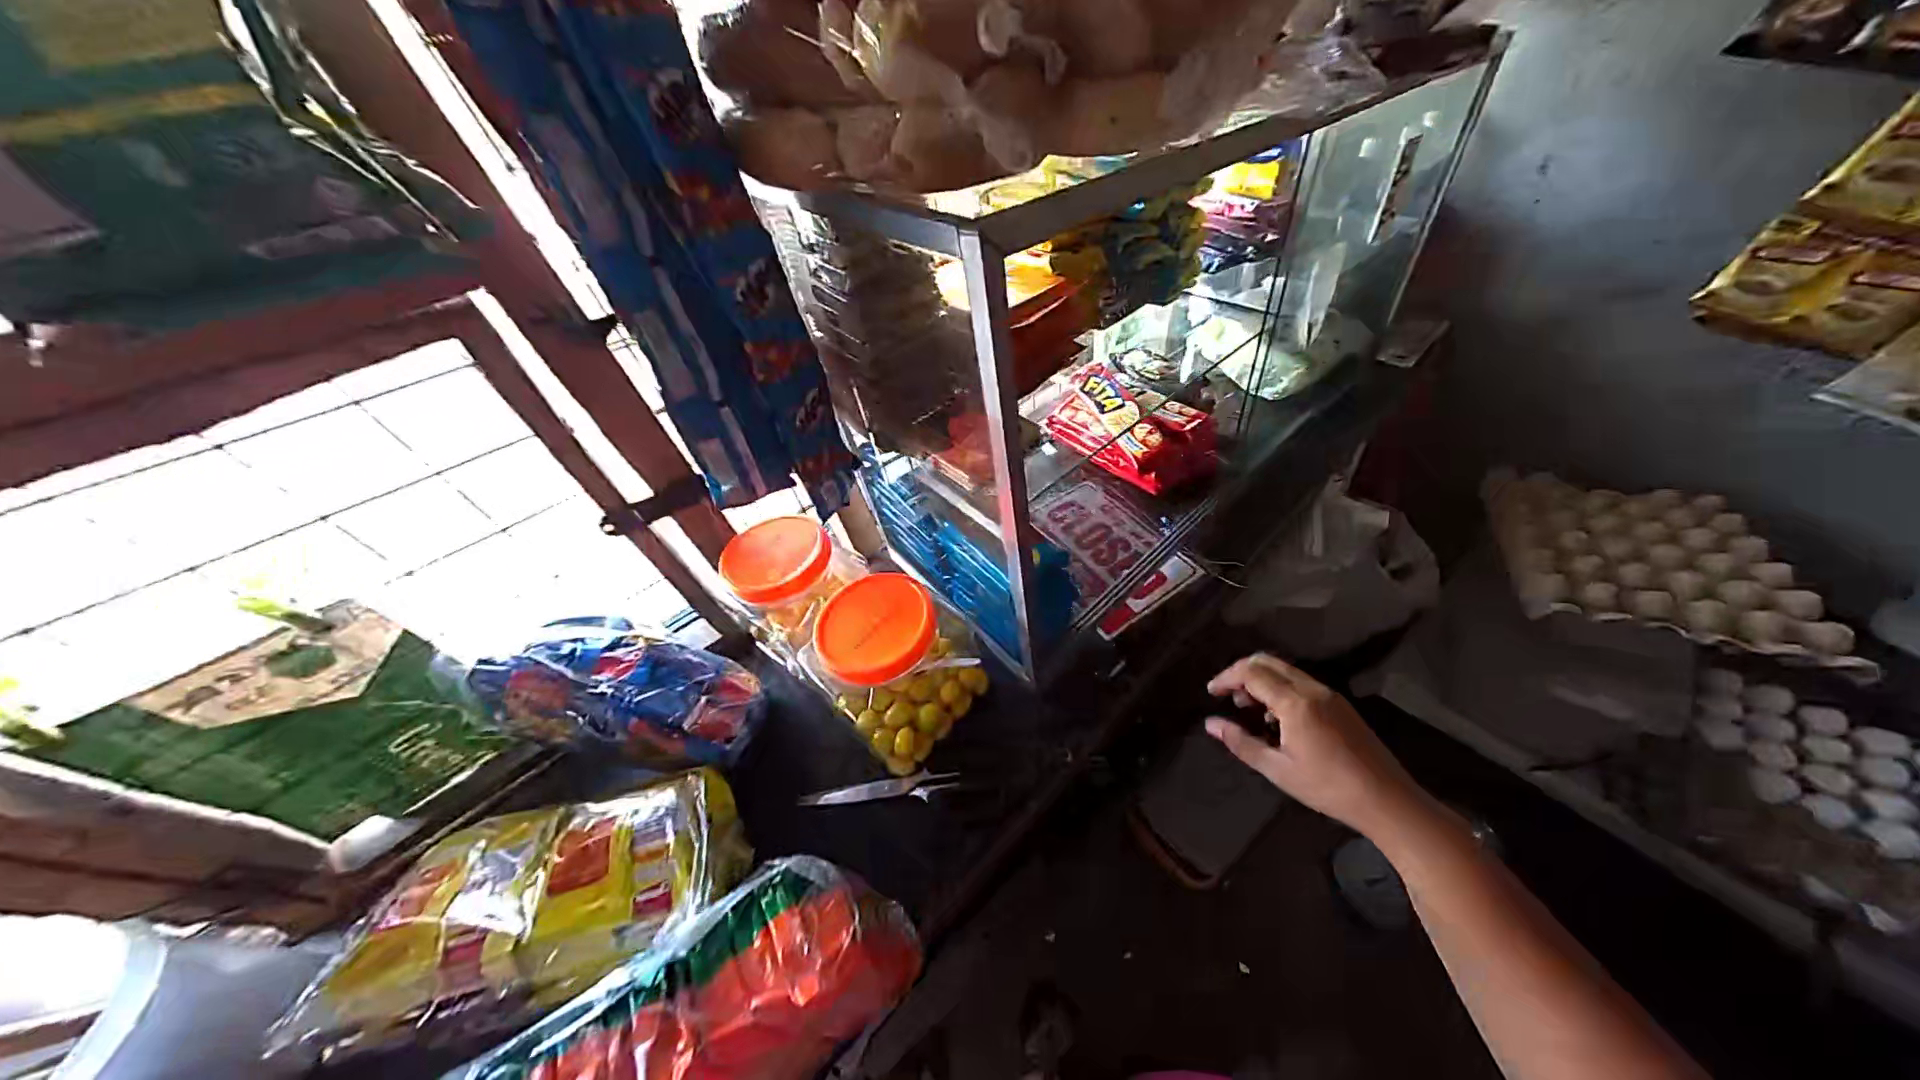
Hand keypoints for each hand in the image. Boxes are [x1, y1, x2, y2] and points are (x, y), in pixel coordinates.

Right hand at [1204, 653, 1431, 839]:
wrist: (1387, 800)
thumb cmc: (1327, 787)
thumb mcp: (1277, 769)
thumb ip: (1241, 742)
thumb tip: (1211, 724)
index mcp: (1295, 703)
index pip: (1252, 672)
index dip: (1226, 678)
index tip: (1211, 693)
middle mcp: (1312, 689)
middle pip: (1268, 662)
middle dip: (1241, 672)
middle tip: (1227, 696)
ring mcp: (1329, 695)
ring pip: (1285, 670)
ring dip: (1261, 680)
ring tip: (1248, 708)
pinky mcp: (1340, 704)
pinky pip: (1300, 682)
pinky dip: (1279, 688)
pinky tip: (1277, 717)